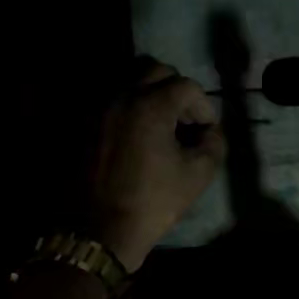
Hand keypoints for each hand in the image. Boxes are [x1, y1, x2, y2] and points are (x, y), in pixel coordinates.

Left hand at [86, 58, 225, 270]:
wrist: (100, 228)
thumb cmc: (152, 201)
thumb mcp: (197, 175)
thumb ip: (214, 143)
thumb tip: (210, 131)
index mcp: (151, 105)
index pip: (186, 86)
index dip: (203, 107)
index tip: (206, 131)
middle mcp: (121, 96)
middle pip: (155, 71)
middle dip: (176, 90)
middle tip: (184, 119)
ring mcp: (99, 107)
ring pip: (129, 81)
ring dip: (150, 94)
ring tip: (160, 124)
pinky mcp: (85, 122)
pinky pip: (111, 100)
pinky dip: (128, 107)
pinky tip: (136, 134)